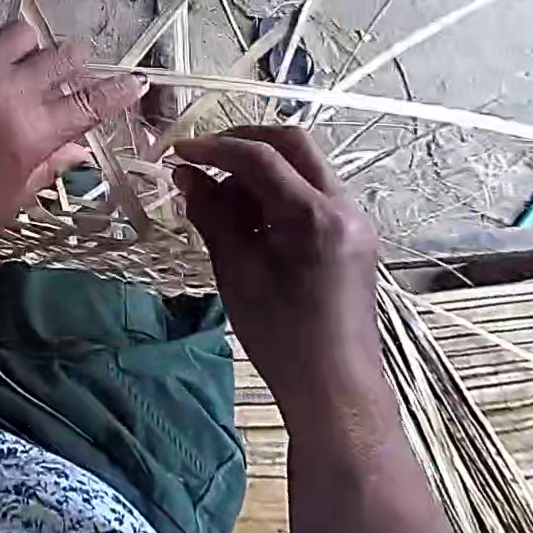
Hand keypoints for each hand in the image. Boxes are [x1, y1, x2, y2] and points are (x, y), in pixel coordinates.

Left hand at [0, 21, 147, 266]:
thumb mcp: (11, 195)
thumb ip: (52, 163)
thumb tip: (84, 147)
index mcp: (28, 134)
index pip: (89, 103)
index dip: (118, 91)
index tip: (137, 80)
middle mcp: (5, 92)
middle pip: (62, 56)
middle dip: (77, 61)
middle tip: (73, 70)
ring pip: (23, 33)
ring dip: (33, 50)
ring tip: (23, 67)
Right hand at [173, 127, 383, 417]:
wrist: (335, 389)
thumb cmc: (280, 335)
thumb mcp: (236, 269)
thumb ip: (210, 212)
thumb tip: (185, 173)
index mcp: (314, 216)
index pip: (260, 157)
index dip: (214, 148)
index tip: (179, 152)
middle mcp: (343, 205)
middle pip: (292, 143)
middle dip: (243, 143)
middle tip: (205, 159)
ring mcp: (354, 218)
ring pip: (302, 165)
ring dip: (260, 169)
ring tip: (223, 203)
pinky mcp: (352, 232)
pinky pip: (311, 190)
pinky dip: (277, 191)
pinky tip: (251, 219)